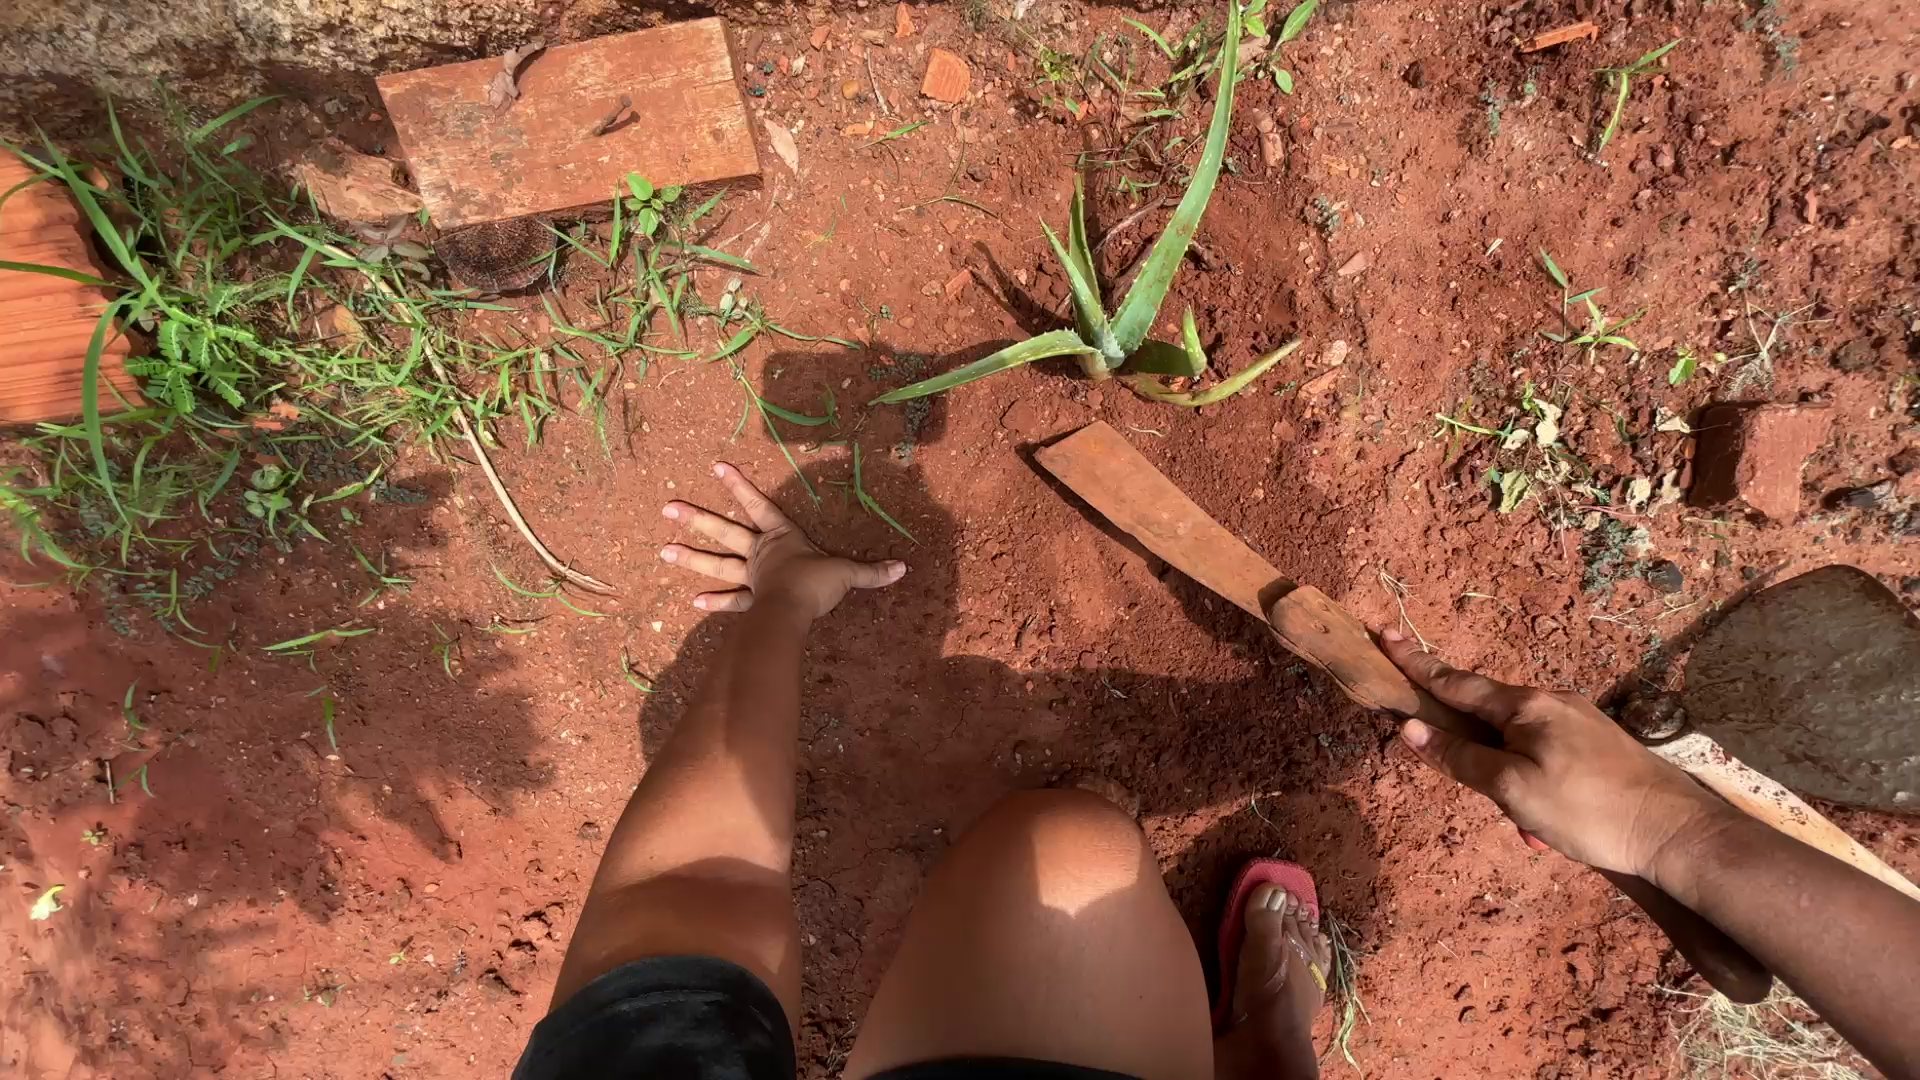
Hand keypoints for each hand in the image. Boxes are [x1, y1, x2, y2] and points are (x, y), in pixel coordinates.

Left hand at [660, 463, 905, 619]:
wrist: (794, 610)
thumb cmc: (816, 584)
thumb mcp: (847, 574)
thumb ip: (871, 572)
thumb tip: (903, 568)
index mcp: (781, 538)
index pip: (760, 505)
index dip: (739, 486)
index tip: (716, 466)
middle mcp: (761, 553)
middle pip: (725, 531)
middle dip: (697, 519)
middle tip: (668, 508)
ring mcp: (751, 577)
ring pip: (717, 563)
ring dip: (692, 558)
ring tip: (664, 550)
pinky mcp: (751, 601)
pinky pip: (731, 601)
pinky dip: (715, 602)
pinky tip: (694, 601)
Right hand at [1380, 630, 1728, 878]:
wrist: (1687, 838)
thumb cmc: (1590, 809)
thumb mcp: (1512, 789)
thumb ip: (1458, 756)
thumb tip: (1410, 728)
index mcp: (1524, 706)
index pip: (1453, 681)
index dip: (1414, 663)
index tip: (1383, 634)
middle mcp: (1550, 702)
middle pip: (1484, 715)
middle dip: (1473, 752)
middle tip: (1487, 793)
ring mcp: (1578, 721)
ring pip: (1515, 741)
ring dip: (1508, 778)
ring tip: (1531, 824)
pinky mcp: (1599, 744)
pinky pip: (1543, 754)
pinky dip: (1533, 783)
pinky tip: (1550, 824)